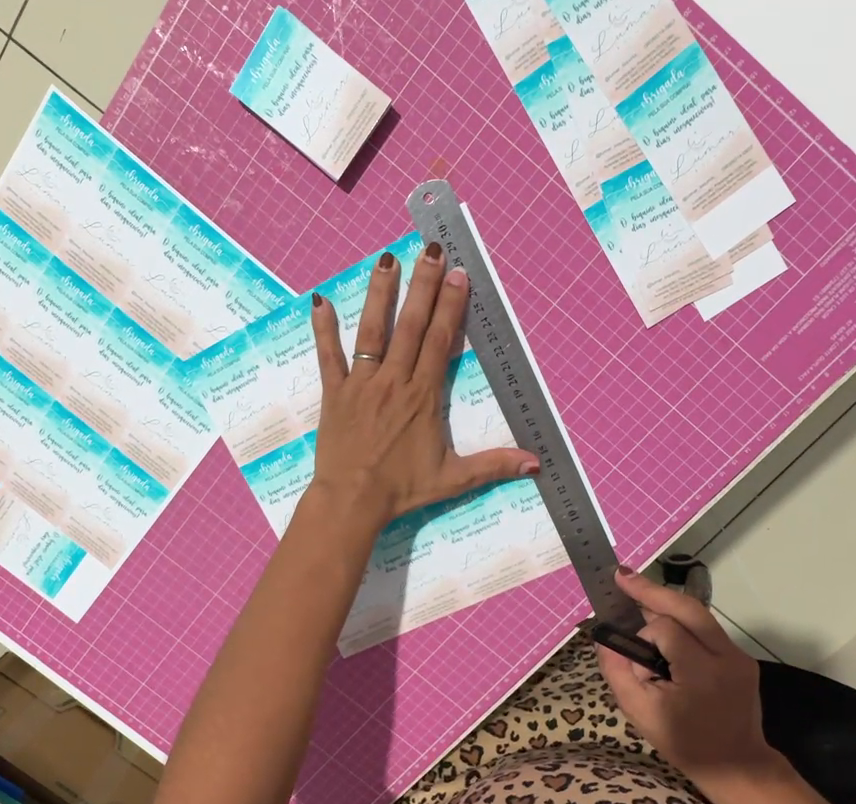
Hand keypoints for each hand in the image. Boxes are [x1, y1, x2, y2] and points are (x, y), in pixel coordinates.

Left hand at [307, 242, 537, 529]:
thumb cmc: (402, 490)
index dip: (450, 306)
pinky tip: (320, 301)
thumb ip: (493, 466)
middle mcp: (394, 382)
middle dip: (422, 286)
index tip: (457, 273)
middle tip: (430, 249)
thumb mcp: (453, 479)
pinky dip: (323, 330)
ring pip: (372, 332)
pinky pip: (328, 357)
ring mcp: (362, 385)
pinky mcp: (334, 395)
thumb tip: (535, 463)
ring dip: (379, 295)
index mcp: (424, 396)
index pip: (440, 341)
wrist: (353, 501)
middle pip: (410, 326)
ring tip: (386, 260)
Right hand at [595, 567, 783, 789]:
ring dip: (666, 605)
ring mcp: (738, 655)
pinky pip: (705, 630)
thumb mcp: (639, 712)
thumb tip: (605, 640)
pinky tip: (660, 626)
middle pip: (688, 608)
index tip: (631, 658)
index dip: (641, 636)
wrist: (735, 765)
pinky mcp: (740, 659)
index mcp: (702, 671)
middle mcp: (726, 656)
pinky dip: (680, 623)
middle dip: (652, 590)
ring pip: (698, 615)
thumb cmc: (683, 743)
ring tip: (635, 594)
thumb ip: (618, 672)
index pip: (665, 630)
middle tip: (620, 576)